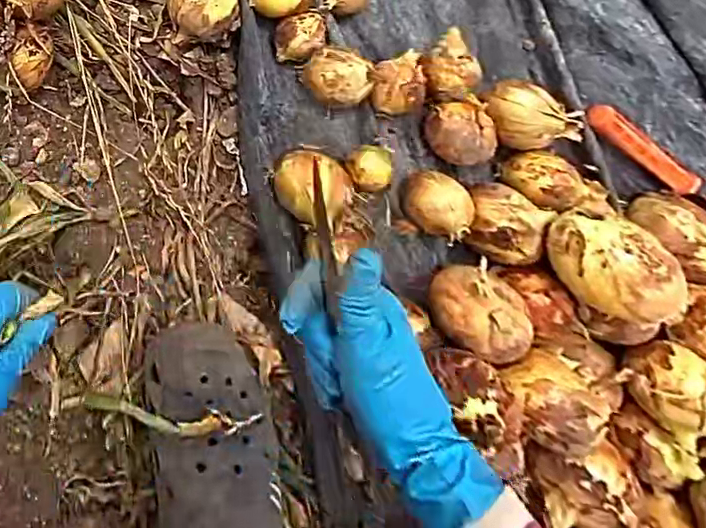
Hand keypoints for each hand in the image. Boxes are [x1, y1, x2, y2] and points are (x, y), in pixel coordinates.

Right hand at [280, 250, 503, 527]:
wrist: (413, 453)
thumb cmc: (390, 396)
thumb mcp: (368, 343)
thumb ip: (358, 297)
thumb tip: (364, 251)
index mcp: (372, 301)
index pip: (323, 273)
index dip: (302, 292)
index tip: (291, 320)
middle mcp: (365, 314)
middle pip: (316, 307)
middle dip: (316, 340)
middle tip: (333, 366)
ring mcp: (359, 339)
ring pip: (317, 336)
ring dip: (321, 364)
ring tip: (339, 387)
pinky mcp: (353, 363)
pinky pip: (323, 359)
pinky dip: (325, 378)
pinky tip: (338, 395)